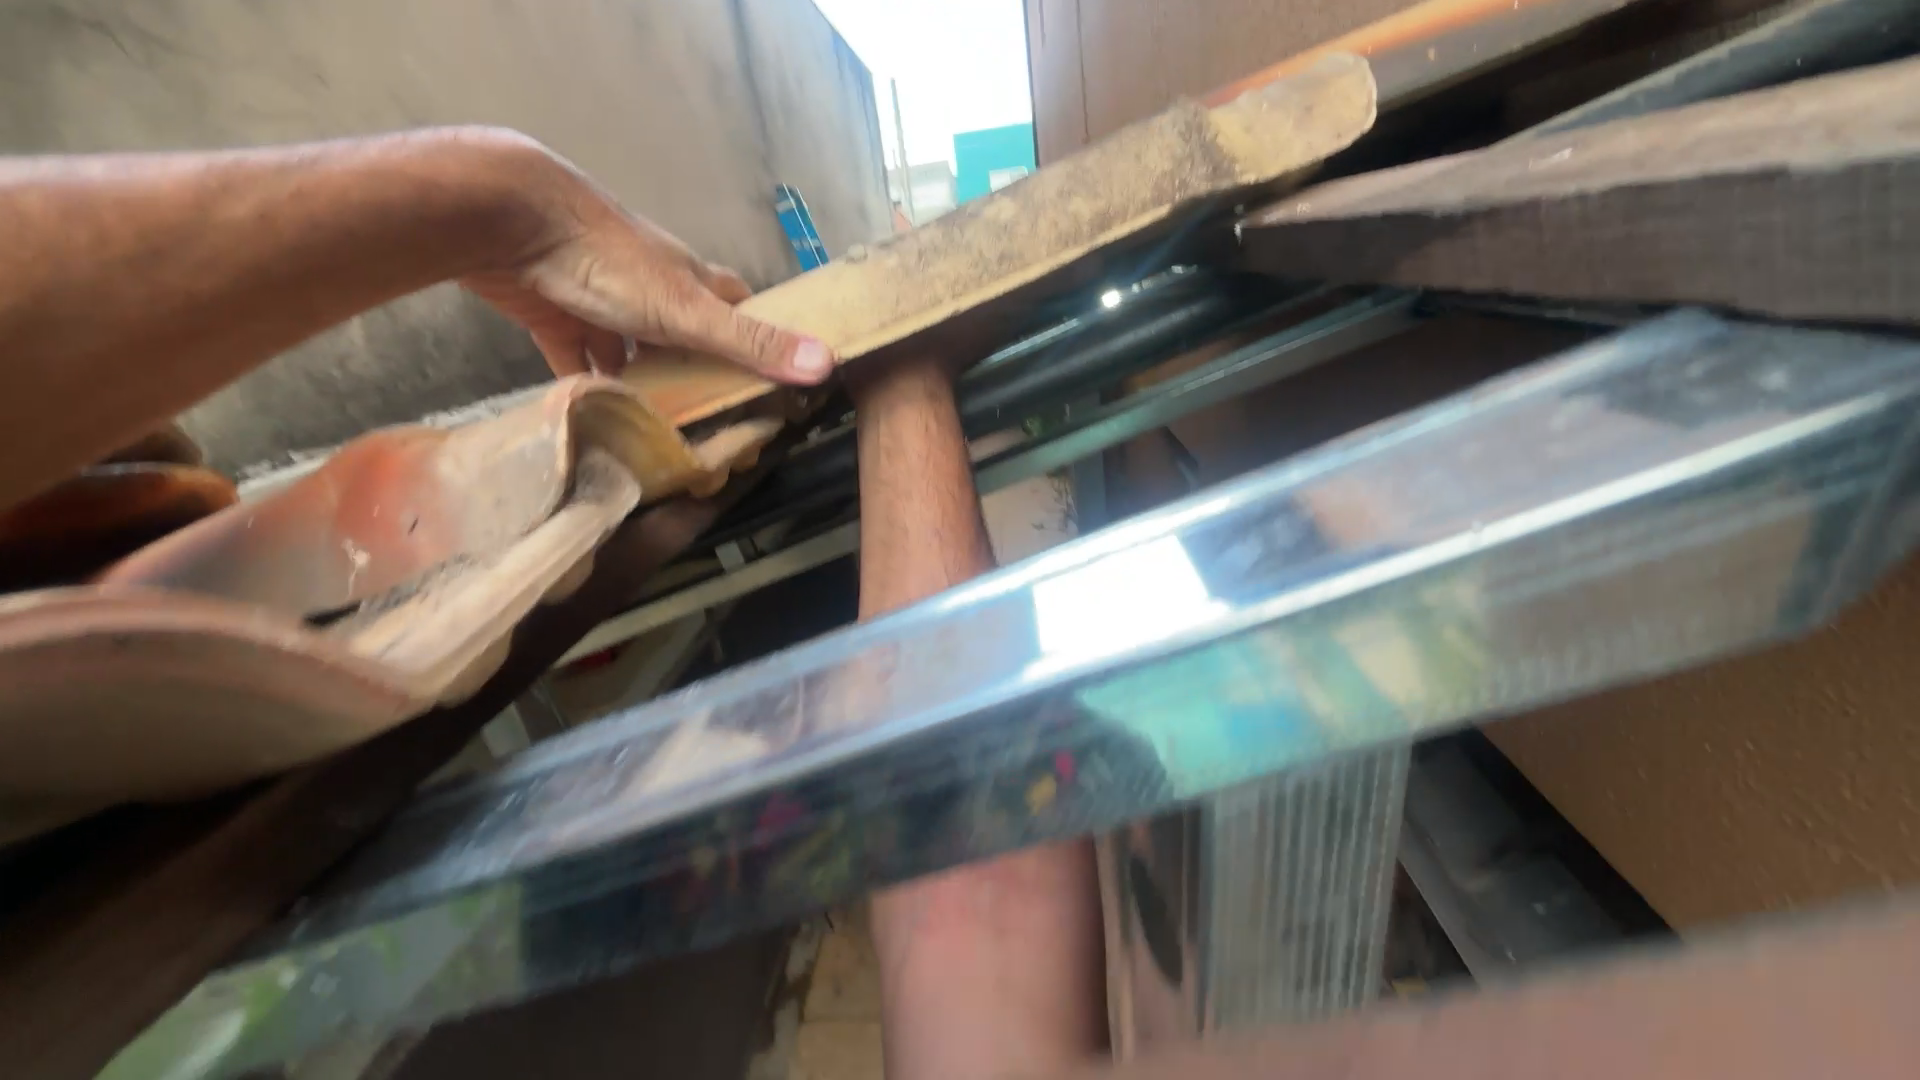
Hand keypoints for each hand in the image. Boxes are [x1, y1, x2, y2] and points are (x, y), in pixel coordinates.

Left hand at [463, 152, 833, 383]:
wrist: (509, 218)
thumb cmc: (609, 261)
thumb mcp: (689, 312)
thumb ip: (751, 341)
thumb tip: (827, 363)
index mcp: (689, 279)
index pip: (735, 303)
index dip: (756, 331)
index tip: (771, 371)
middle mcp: (650, 285)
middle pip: (684, 330)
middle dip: (697, 367)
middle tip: (711, 417)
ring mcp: (599, 298)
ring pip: (630, 347)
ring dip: (641, 380)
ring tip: (656, 429)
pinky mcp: (552, 310)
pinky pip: (575, 354)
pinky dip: (584, 381)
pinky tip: (592, 414)